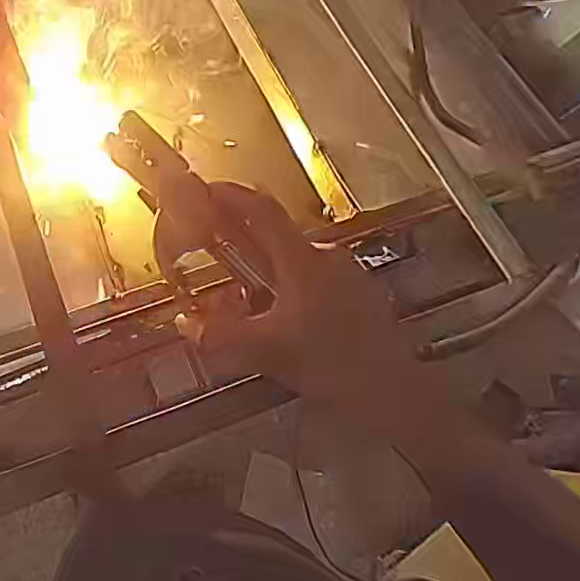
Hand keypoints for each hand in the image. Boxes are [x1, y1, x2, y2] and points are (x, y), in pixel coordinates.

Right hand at [186, 184, 451, 438]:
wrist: (393, 391)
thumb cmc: (333, 365)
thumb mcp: (267, 351)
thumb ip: (221, 335)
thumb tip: (186, 323)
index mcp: (302, 261)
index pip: (263, 211)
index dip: (233, 195)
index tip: (209, 189)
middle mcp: (326, 258)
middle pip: (277, 234)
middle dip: (244, 236)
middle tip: (217, 243)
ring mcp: (346, 273)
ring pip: (295, 258)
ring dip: (268, 265)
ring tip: (246, 290)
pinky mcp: (358, 292)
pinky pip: (315, 276)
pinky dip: (291, 284)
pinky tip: (285, 313)